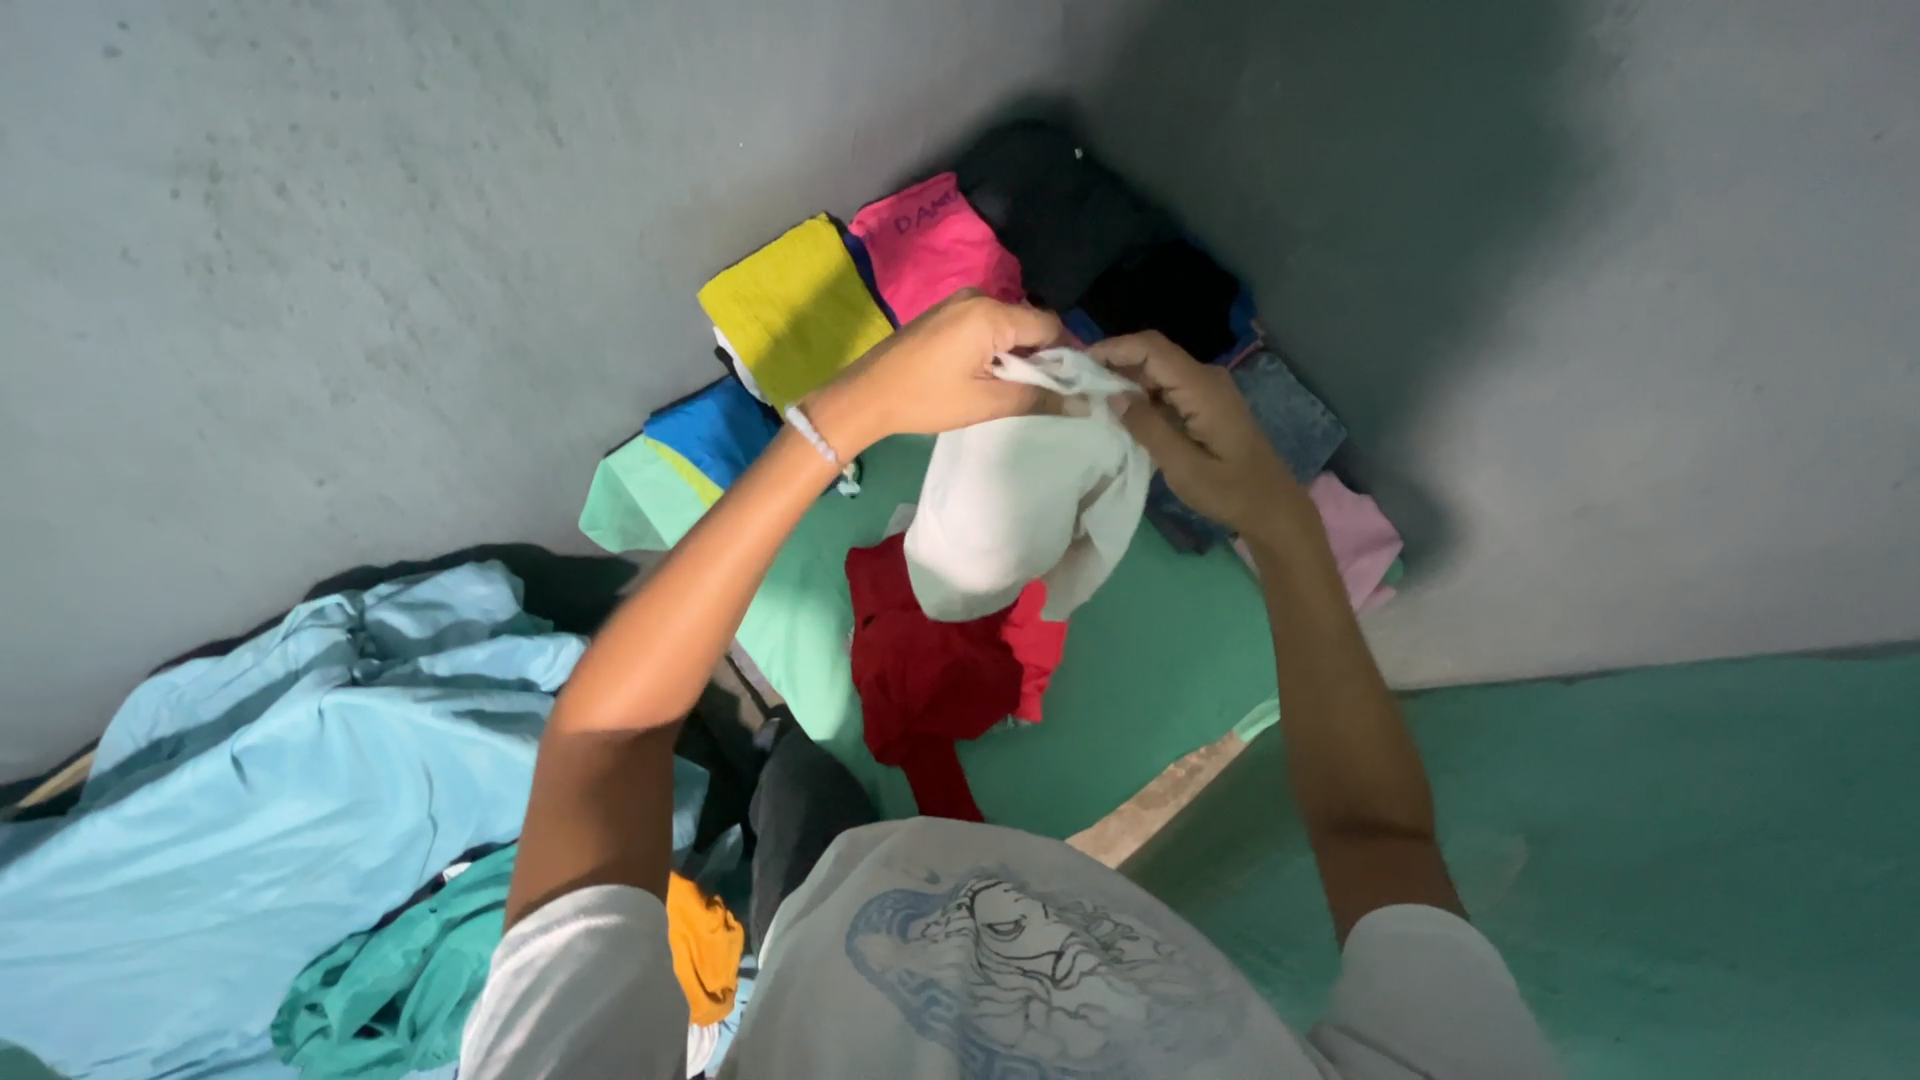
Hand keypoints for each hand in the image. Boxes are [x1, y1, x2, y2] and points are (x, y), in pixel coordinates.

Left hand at [804, 290, 1063, 454]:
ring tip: (1019, 389)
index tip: (1074, 385)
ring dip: (1019, 354)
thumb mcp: (986, 403)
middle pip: (1030, 322)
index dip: (1067, 355)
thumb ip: (1036, 398)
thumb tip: (1082, 404)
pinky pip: (986, 326)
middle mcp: (978, 297)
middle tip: (1047, 392)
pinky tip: (992, 376)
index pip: (1050, 325)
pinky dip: (997, 348)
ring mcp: (958, 303)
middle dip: (1043, 355)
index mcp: (991, 313)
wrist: (866, 395)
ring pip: (1008, 325)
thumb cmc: (926, 399)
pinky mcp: (945, 314)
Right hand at [1088, 331, 1309, 540]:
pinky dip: (1143, 393)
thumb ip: (1147, 427)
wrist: (1271, 506)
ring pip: (1160, 370)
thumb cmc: (1229, 490)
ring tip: (1093, 396)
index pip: (1153, 349)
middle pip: (1155, 354)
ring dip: (1128, 378)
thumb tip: (1113, 396)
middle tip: (1079, 382)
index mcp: (1202, 388)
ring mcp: (1209, 390)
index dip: (1115, 348)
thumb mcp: (1182, 466)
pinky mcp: (1207, 404)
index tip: (1080, 363)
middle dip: (1116, 361)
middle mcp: (1207, 378)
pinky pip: (1169, 387)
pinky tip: (1123, 411)